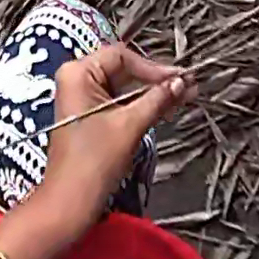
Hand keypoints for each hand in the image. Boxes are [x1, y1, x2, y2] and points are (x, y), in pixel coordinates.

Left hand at [36, 45, 191, 227]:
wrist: (70, 201)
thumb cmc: (94, 161)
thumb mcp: (129, 126)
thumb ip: (157, 100)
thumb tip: (183, 81)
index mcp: (77, 72)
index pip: (120, 56)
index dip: (153, 67)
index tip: (182, 79)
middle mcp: (75, 77)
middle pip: (121, 68)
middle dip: (154, 79)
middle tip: (187, 86)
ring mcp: (80, 95)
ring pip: (121, 85)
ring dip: (150, 92)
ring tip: (182, 95)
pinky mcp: (87, 113)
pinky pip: (116, 100)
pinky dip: (138, 103)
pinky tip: (162, 106)